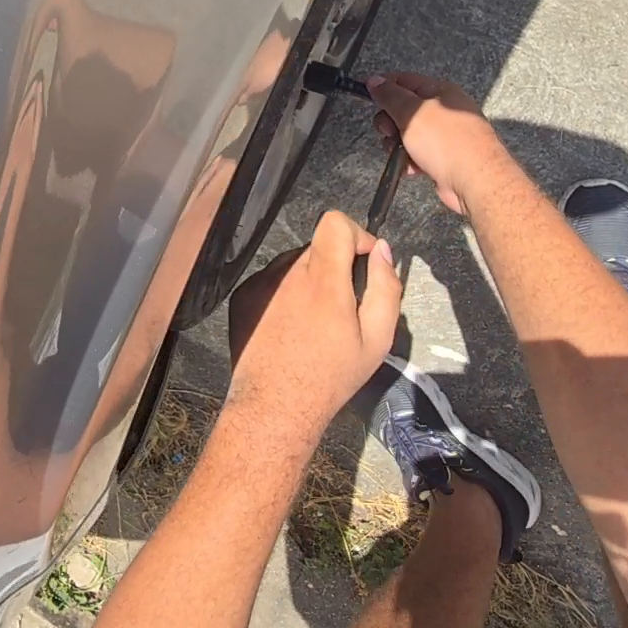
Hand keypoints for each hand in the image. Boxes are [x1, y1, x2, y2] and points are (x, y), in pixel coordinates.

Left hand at [224, 211, 401, 442]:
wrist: (275, 405)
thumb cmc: (331, 376)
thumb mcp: (377, 339)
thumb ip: (385, 288)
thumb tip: (381, 250)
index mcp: (322, 280)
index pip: (334, 223)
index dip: (354, 234)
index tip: (361, 261)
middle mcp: (287, 273)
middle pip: (317, 247)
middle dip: (335, 267)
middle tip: (341, 306)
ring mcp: (259, 282)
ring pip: (294, 263)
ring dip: (309, 281)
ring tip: (313, 322)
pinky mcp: (242, 295)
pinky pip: (271, 280)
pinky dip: (284, 293)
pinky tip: (289, 327)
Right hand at [366, 73, 513, 213]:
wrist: (475, 180)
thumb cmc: (446, 142)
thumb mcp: (411, 112)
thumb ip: (390, 95)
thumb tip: (374, 81)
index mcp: (441, 92)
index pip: (405, 80)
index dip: (384, 86)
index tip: (366, 93)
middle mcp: (444, 111)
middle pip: (403, 109)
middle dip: (389, 122)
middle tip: (390, 132)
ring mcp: (445, 135)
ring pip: (407, 134)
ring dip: (397, 144)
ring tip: (402, 153)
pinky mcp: (444, 157)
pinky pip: (417, 154)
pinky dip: (409, 160)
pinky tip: (411, 167)